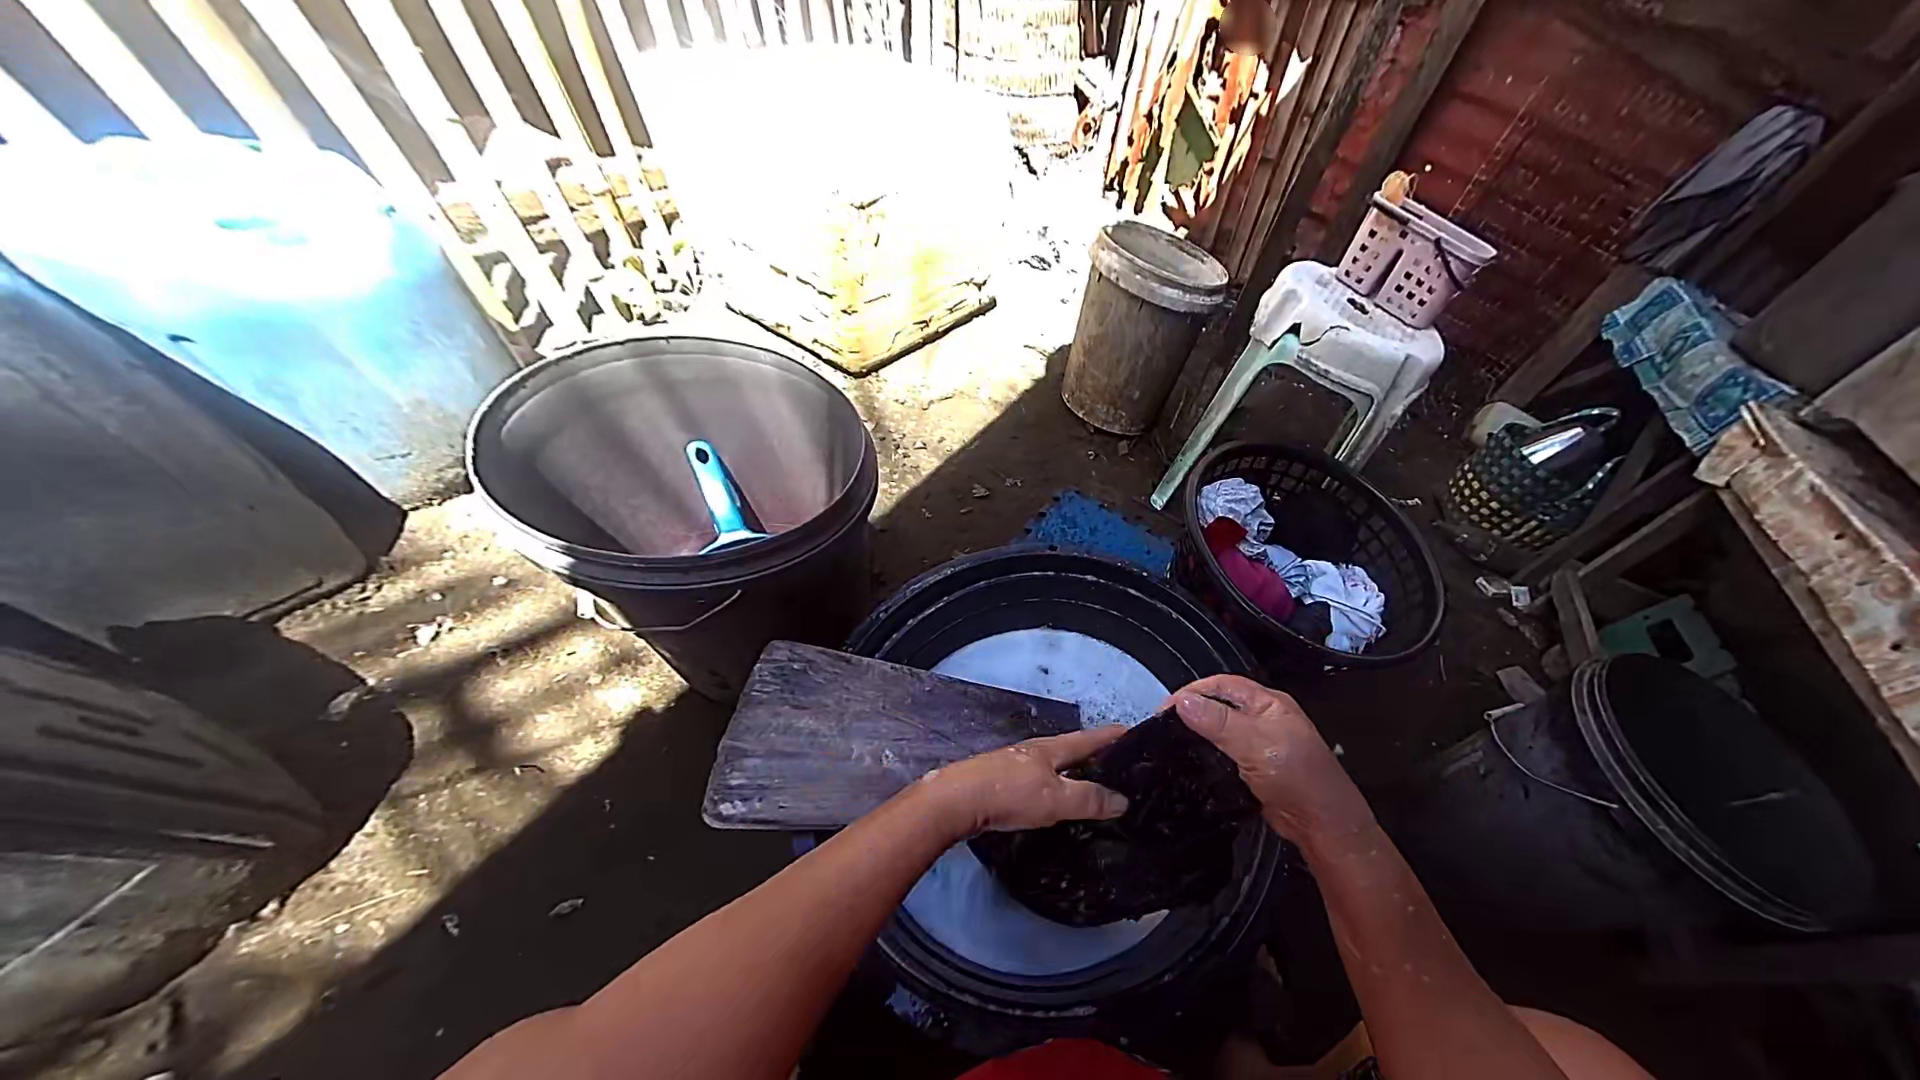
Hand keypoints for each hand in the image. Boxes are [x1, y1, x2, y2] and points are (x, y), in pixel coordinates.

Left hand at [918, 726, 1131, 837]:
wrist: (956, 801)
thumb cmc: (1008, 794)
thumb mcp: (1056, 799)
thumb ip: (1089, 799)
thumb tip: (1122, 799)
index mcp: (1049, 749)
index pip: (1087, 739)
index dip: (1109, 736)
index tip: (1129, 731)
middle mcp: (1032, 752)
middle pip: (1068, 749)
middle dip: (1090, 753)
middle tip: (1113, 761)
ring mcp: (1012, 765)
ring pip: (1050, 764)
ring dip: (1070, 770)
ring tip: (1086, 782)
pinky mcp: (998, 782)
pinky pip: (1035, 780)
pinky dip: (1051, 785)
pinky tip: (1050, 799)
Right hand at [1166, 675, 1374, 849]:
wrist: (1322, 826)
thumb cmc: (1302, 781)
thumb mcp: (1254, 744)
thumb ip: (1218, 721)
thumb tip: (1184, 702)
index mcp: (1269, 703)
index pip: (1222, 684)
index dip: (1193, 691)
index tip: (1169, 707)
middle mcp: (1265, 718)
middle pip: (1219, 703)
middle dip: (1194, 709)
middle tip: (1169, 723)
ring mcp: (1261, 743)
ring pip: (1220, 728)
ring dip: (1200, 731)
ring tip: (1178, 739)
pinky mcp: (1255, 765)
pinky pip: (1224, 750)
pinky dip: (1208, 751)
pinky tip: (1198, 759)